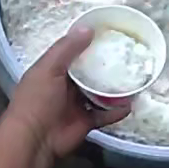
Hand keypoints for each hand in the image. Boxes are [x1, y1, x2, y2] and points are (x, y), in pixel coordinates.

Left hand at [4, 27, 130, 157]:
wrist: (35, 139)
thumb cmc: (37, 99)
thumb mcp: (49, 68)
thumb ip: (66, 48)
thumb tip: (88, 28)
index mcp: (51, 70)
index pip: (71, 52)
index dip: (86, 43)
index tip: (107, 34)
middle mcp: (63, 85)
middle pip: (87, 72)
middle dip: (104, 65)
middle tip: (126, 54)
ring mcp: (75, 104)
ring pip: (98, 93)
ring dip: (113, 87)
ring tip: (133, 77)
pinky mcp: (85, 121)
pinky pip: (104, 114)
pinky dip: (116, 111)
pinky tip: (130, 104)